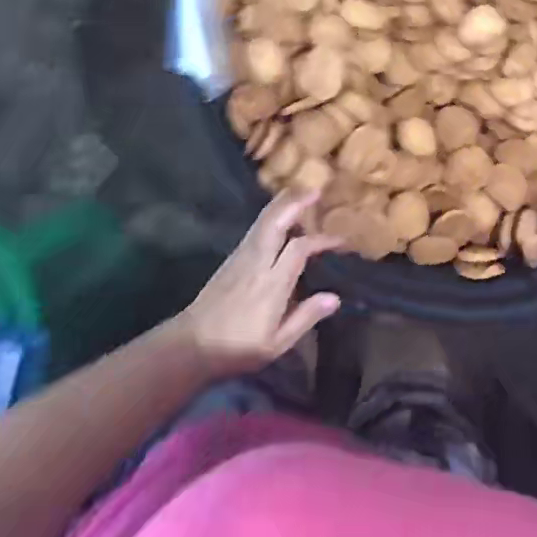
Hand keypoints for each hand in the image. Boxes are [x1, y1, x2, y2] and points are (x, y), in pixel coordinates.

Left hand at [168, 186, 342, 377]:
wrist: (195, 340)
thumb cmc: (240, 346)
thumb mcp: (278, 343)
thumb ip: (305, 317)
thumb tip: (334, 297)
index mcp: (271, 283)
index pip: (299, 249)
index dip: (320, 239)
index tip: (340, 239)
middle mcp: (256, 262)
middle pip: (275, 222)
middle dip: (294, 202)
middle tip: (315, 190)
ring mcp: (241, 256)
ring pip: (262, 221)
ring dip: (281, 204)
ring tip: (300, 194)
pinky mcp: (232, 257)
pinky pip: (255, 229)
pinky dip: (270, 216)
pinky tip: (279, 217)